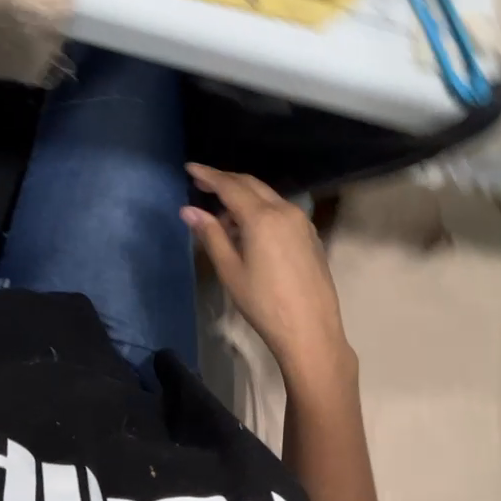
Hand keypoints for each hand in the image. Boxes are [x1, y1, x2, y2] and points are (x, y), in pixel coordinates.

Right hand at [183, 164, 351, 374]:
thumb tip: (189, 210)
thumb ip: (211, 235)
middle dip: (225, 181)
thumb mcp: (230, 270)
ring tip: (221, 217)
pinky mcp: (310, 236)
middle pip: (251, 184)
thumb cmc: (264, 304)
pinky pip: (280, 210)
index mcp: (263, 217)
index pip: (230, 186)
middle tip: (201, 183)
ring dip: (243, 197)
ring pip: (267, 196)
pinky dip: (260, 209)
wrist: (311, 332)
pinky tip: (248, 231)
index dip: (208, 175)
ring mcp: (302, 222)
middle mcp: (285, 211)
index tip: (190, 168)